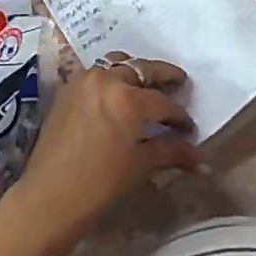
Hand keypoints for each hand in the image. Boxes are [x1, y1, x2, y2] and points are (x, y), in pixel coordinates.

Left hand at [6, 57, 204, 245]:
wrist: (52, 191)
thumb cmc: (101, 181)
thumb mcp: (141, 165)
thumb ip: (172, 153)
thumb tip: (203, 160)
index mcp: (126, 98)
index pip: (163, 102)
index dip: (180, 117)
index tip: (189, 129)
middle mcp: (103, 80)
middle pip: (139, 68)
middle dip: (161, 76)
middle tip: (178, 82)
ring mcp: (81, 81)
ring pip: (113, 64)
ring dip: (132, 71)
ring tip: (146, 85)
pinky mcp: (65, 89)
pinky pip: (93, 73)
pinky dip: (109, 77)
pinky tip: (116, 94)